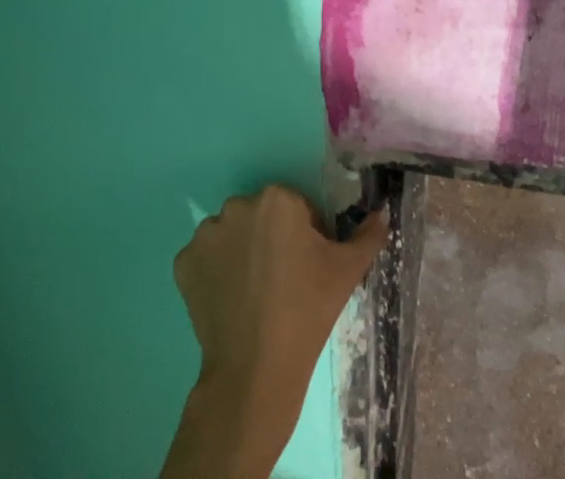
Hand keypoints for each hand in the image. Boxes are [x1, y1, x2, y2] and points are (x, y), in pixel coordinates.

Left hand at [162, 185, 386, 478]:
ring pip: (232, 234)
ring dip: (243, 250)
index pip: (297, 205)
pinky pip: (206, 258)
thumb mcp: (350, 268)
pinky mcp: (183, 264)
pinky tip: (233, 299)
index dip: (308, 233)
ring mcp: (204, 236)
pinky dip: (217, 271)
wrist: (257, 365)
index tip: (310, 263)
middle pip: (261, 215)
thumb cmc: (308, 309)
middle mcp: (236, 207)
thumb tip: (381, 212)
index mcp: (278, 200)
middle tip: (286, 278)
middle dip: (273, 237)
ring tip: (257, 291)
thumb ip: (369, 233)